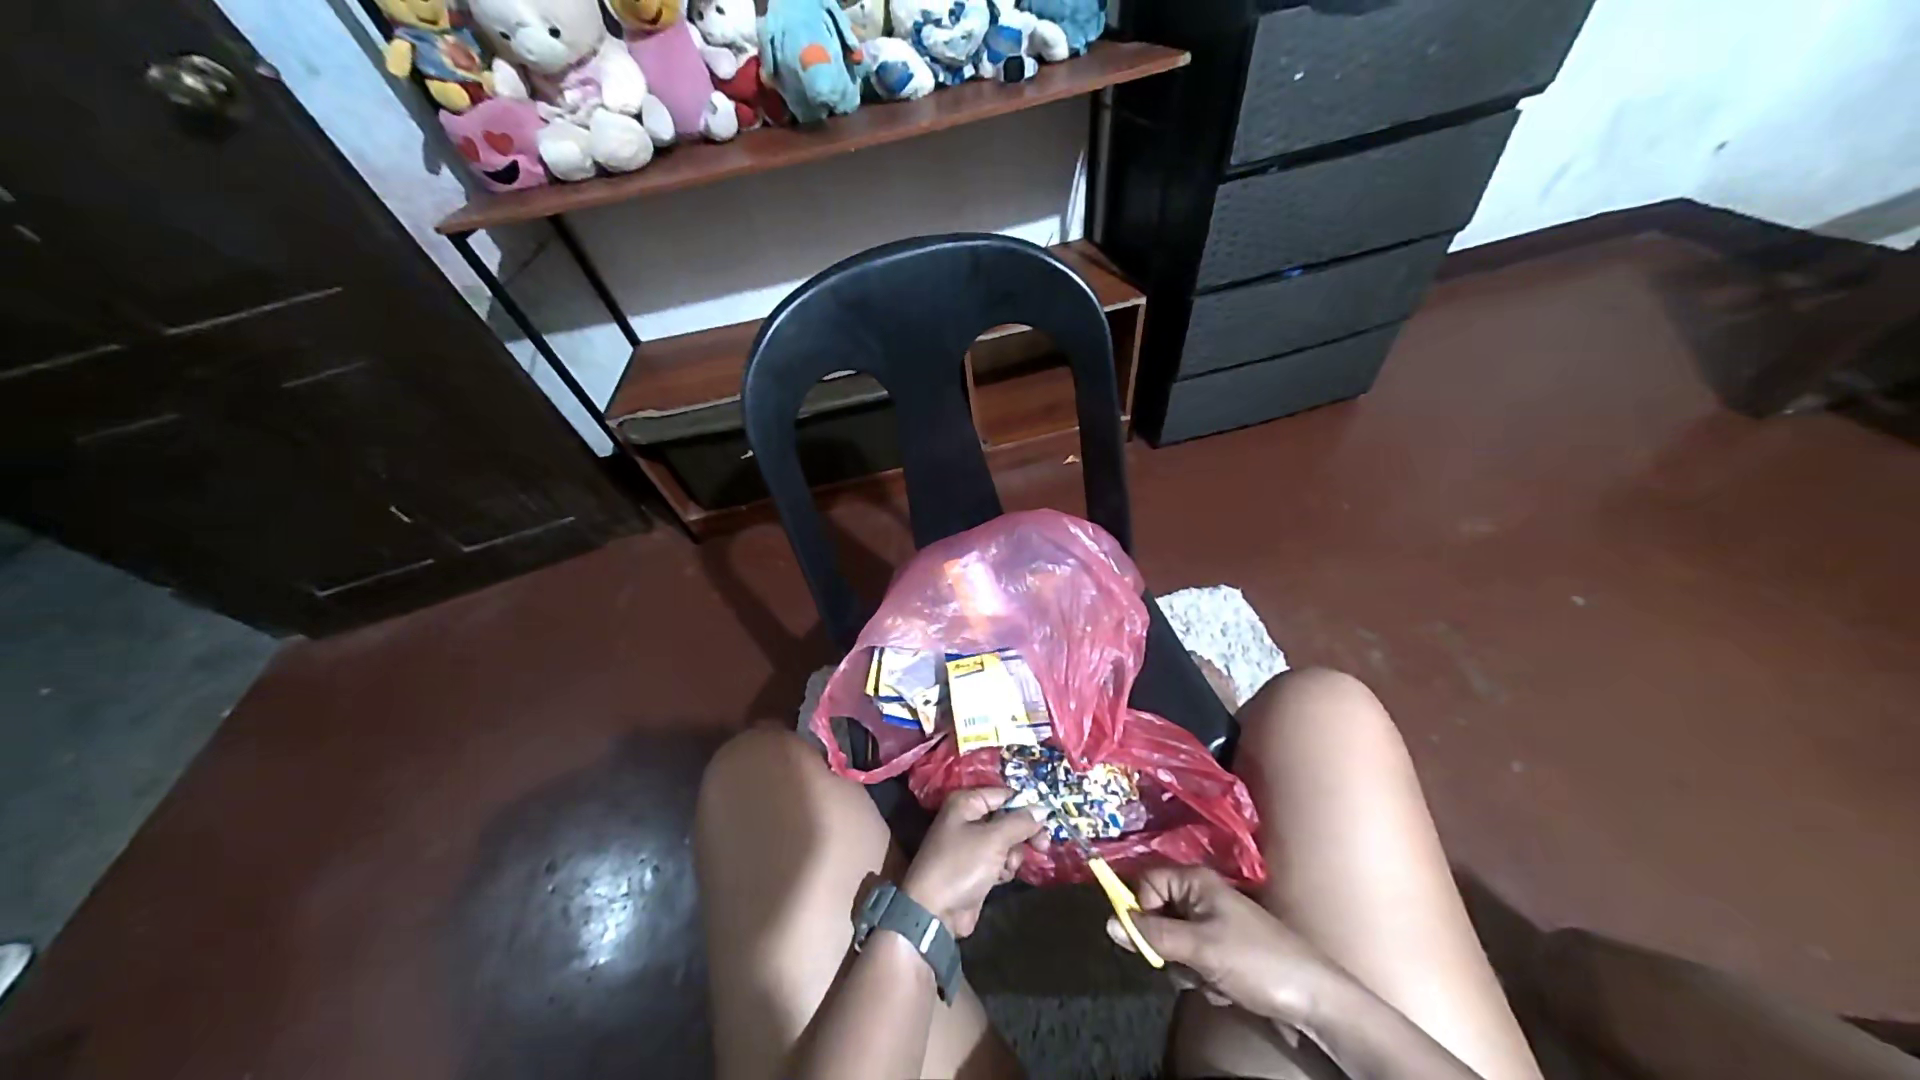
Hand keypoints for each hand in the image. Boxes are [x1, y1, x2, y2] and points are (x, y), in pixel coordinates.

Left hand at [900, 788, 1046, 937]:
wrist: (935, 912)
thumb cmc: (962, 864)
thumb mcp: (994, 839)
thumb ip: (1020, 822)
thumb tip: (1042, 809)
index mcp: (966, 803)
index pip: (1003, 795)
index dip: (1025, 805)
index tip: (1048, 819)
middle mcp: (967, 819)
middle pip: (1007, 818)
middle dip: (1024, 832)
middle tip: (1043, 845)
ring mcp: (970, 845)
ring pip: (1006, 842)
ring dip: (1013, 854)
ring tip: (1007, 866)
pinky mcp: (975, 869)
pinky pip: (999, 861)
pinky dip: (1004, 868)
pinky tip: (1000, 878)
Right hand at [1109, 865, 1346, 1026]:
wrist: (1316, 1001)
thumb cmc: (1257, 962)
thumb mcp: (1200, 949)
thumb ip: (1152, 935)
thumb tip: (1109, 923)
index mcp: (1196, 882)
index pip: (1147, 884)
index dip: (1141, 910)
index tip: (1146, 939)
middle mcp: (1202, 897)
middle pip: (1158, 916)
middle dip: (1167, 947)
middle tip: (1186, 963)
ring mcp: (1214, 926)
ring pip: (1173, 945)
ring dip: (1186, 968)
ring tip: (1212, 980)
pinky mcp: (1224, 954)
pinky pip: (1193, 962)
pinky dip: (1203, 979)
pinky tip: (1225, 989)